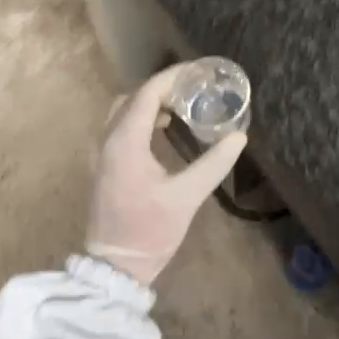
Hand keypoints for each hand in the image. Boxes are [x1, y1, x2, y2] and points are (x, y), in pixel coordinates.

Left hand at [85, 64, 247, 286]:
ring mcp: (100, 154)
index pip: (146, 95)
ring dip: (148, 104)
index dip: (172, 78)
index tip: (198, 72)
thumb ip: (213, 164)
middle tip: (192, 89)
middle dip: (160, 88)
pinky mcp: (102, 166)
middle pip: (131, 98)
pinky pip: (118, 128)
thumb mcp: (186, 197)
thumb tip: (238, 138)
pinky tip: (163, 129)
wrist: (116, 266)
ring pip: (121, 112)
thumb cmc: (150, 231)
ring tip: (181, 106)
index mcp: (124, 143)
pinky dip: (139, 119)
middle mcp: (106, 141)